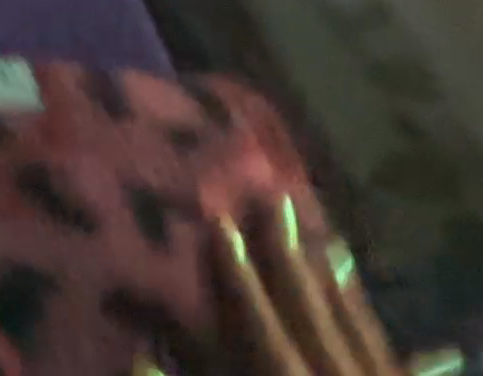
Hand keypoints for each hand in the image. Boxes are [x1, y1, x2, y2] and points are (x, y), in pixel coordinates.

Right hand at [184, 196, 427, 375]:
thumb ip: (180, 363)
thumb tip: (128, 332)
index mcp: (280, 374)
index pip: (251, 308)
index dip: (230, 263)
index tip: (215, 216)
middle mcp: (334, 375)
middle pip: (305, 304)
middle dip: (284, 250)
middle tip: (271, 197)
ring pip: (356, 328)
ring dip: (336, 283)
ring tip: (324, 241)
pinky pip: (397, 365)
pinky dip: (398, 345)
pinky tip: (428, 342)